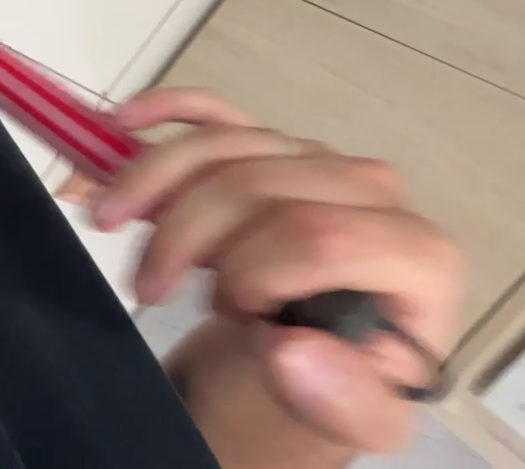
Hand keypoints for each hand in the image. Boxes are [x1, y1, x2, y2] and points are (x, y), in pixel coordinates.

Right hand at [87, 89, 463, 453]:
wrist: (305, 351)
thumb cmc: (331, 378)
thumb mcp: (347, 415)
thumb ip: (339, 397)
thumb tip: (288, 347)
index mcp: (416, 253)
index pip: (321, 235)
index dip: (254, 271)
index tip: (222, 313)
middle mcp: (372, 190)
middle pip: (254, 184)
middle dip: (182, 233)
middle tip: (144, 285)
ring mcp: (312, 156)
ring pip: (218, 144)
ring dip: (147, 181)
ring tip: (107, 221)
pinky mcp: (264, 141)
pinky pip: (212, 109)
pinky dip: (161, 109)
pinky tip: (121, 122)